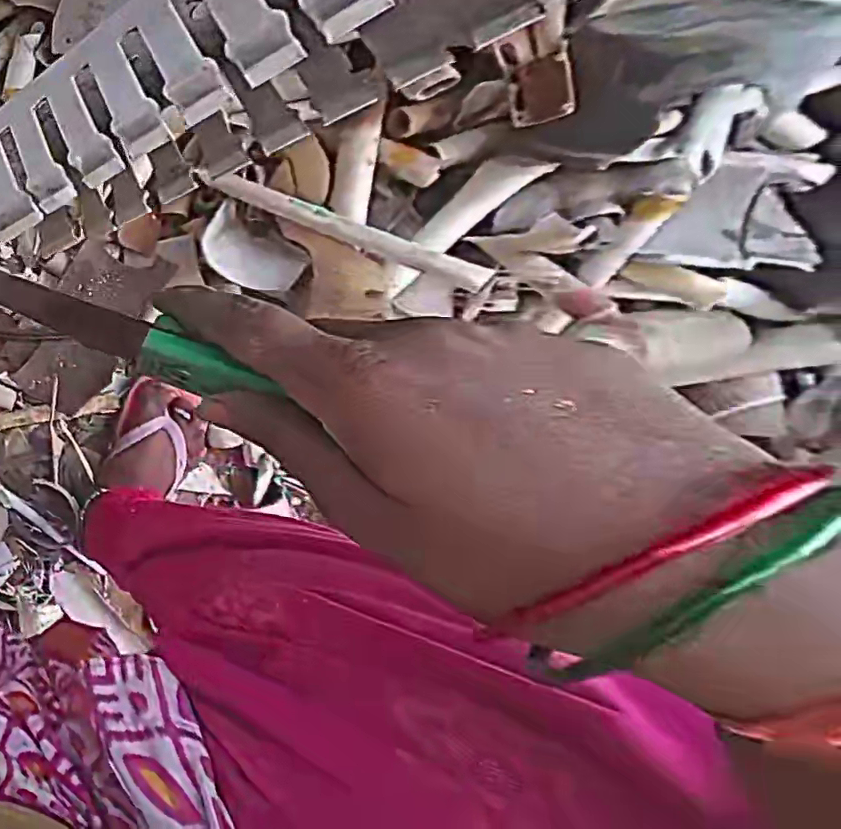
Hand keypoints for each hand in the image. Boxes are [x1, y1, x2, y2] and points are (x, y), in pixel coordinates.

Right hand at [154, 288, 778, 653]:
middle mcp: (409, 336)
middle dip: (301, 371)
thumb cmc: (499, 555)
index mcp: (355, 381)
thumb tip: (217, 398)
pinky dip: (445, 380)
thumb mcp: (368, 511)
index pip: (249, 327)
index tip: (166, 305)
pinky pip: (461, 350)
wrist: (707, 566)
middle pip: (320, 338)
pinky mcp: (548, 338)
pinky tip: (496, 437)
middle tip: (321, 429)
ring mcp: (483, 330)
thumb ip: (284, 440)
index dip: (198, 312)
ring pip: (391, 344)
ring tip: (429, 450)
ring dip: (377, 380)